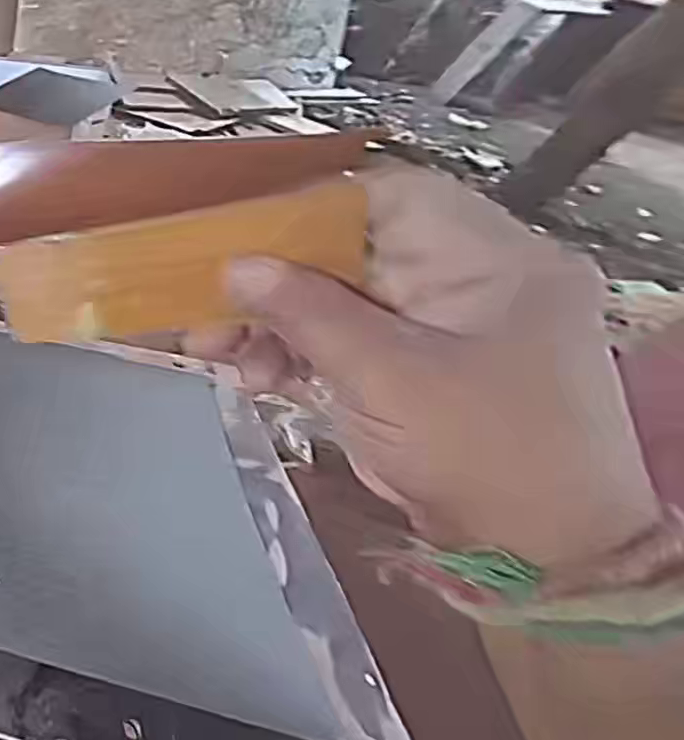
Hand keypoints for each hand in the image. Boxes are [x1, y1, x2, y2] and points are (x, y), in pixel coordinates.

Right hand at [187, 161, 660, 567]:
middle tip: (207, 311)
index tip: (236, 238)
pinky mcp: (400, 355)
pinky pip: (326, 332)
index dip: (308, 208)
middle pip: (341, 251)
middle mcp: (458, 279)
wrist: (532, 542)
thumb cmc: (480, 449)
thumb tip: (235, 266)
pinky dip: (283, 350)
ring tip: (221, 356)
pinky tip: (258, 378)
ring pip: (322, 294)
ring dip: (264, 323)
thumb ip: (308, 314)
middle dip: (267, 282)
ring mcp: (427, 320)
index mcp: (487, 263)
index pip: (392, 197)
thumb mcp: (385, 376)